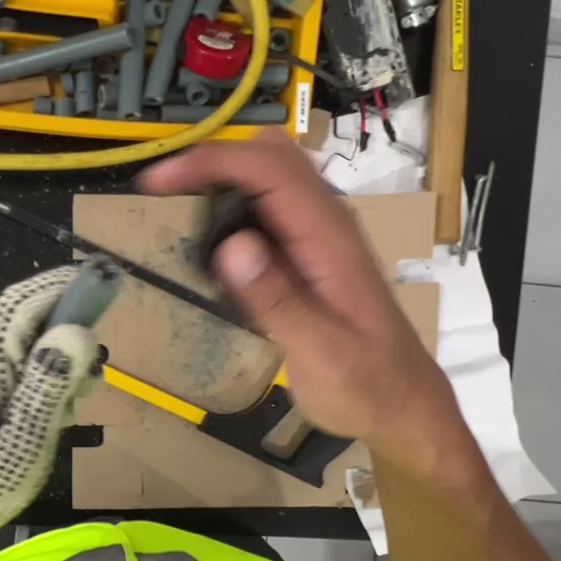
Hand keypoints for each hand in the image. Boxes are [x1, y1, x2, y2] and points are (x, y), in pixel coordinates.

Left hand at [0, 266, 99, 560]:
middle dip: (69, 338)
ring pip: (29, 347)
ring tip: (74, 408)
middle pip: (28, 322)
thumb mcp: (24, 439)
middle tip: (93, 378)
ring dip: (60, 367)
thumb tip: (78, 331)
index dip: (63, 286)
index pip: (21, 303)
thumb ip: (50, 384)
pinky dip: (46, 383)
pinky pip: (20, 370)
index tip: (103, 281)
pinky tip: (57, 415)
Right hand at [140, 131, 459, 468]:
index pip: (269, 171)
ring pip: (273, 175)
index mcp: (329, 239)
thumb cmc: (366, 386)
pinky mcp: (312, 254)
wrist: (403, 404)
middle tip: (165, 192)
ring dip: (224, 177)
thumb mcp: (320, 354)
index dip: (210, 163)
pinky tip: (212, 241)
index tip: (156, 183)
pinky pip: (272, 207)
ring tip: (179, 210)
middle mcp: (328, 225)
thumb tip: (231, 246)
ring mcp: (321, 237)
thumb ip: (277, 301)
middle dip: (214, 159)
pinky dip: (235, 204)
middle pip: (273, 156)